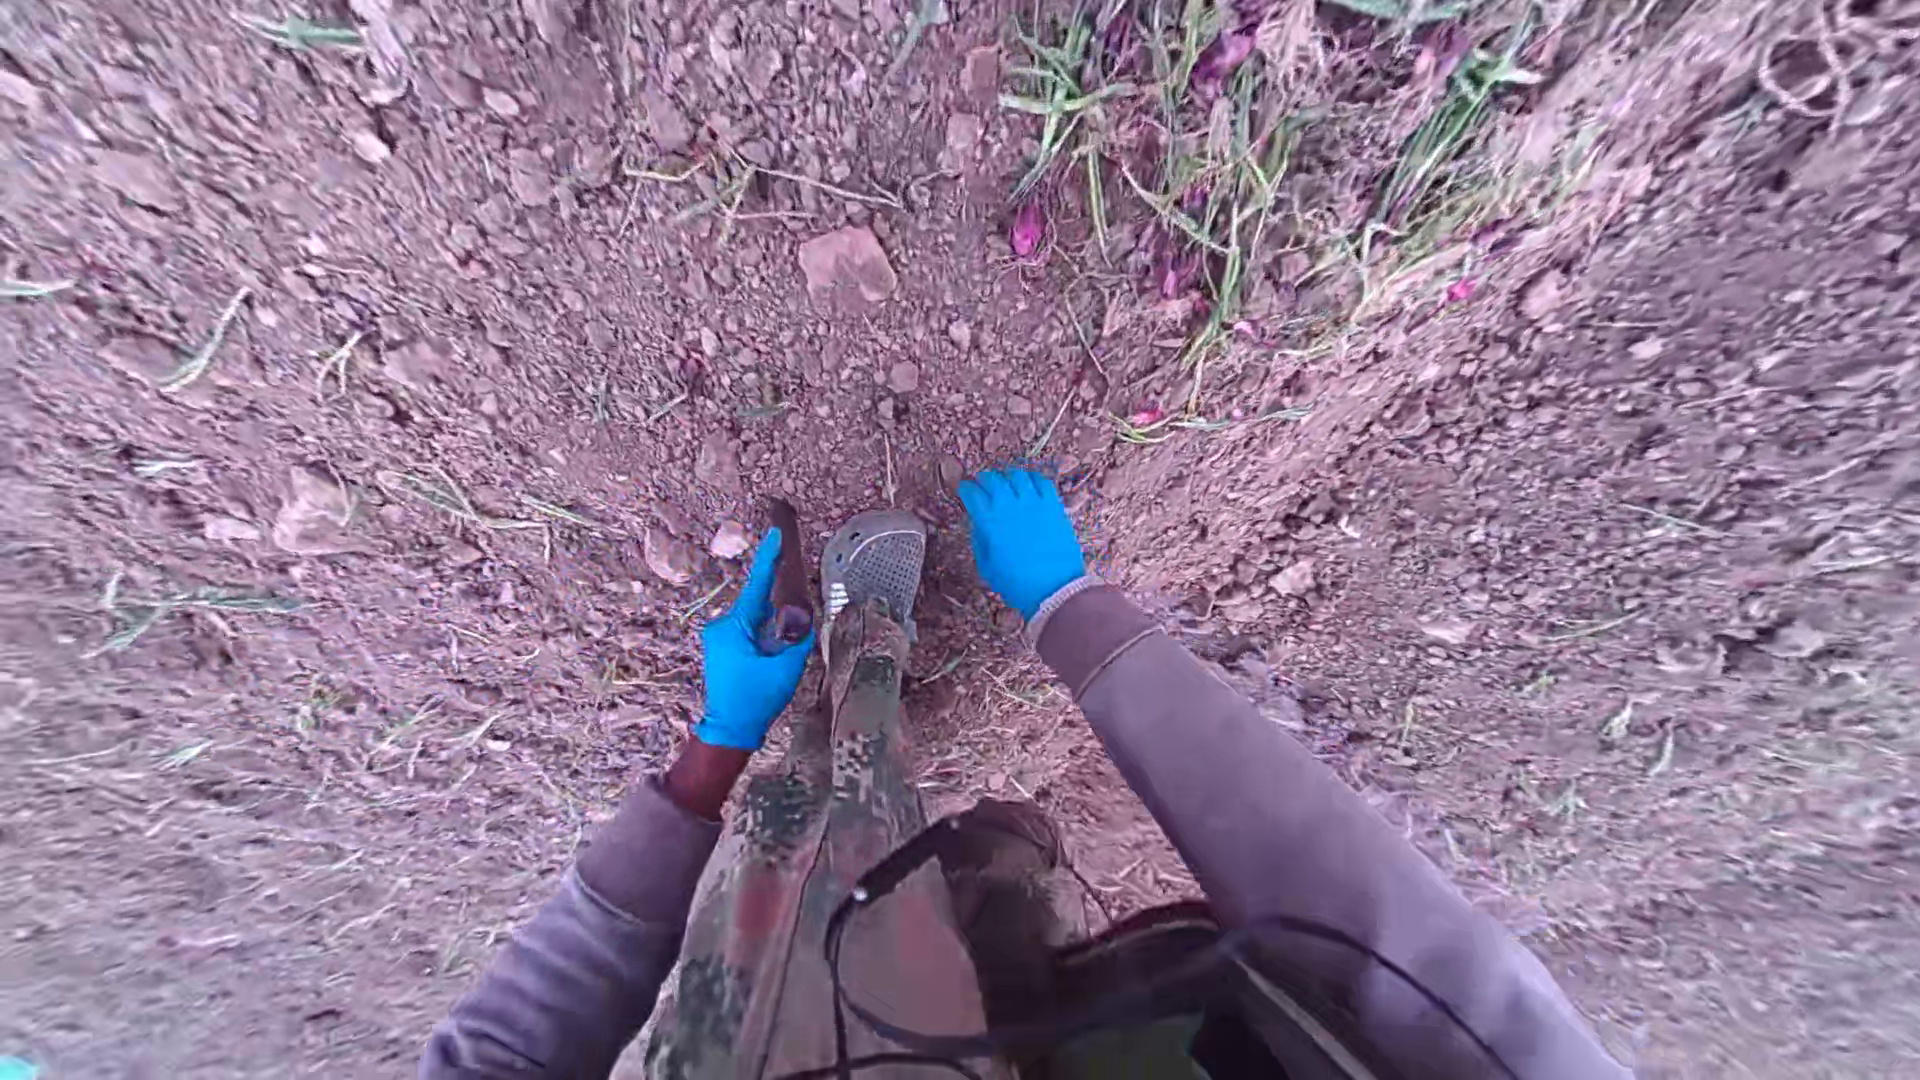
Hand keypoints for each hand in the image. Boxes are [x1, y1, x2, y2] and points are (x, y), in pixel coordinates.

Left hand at [694, 528, 814, 749]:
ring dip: (771, 617)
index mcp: (735, 626)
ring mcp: (719, 635)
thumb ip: (800, 637)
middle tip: (795, 589)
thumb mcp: (787, 666)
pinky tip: (775, 640)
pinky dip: (763, 627)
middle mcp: (722, 625)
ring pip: (753, 614)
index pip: (757, 584)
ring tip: (786, 630)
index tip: (776, 533)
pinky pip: (747, 626)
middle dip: (777, 596)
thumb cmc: (756, 698)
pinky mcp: (722, 645)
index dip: (769, 557)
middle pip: (756, 599)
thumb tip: (806, 617)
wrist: (730, 729)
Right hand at [956, 467, 1086, 619]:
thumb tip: (978, 523)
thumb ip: (980, 541)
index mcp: (989, 522)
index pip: (972, 493)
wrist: (1054, 589)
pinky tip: (1029, 486)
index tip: (965, 489)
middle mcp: (1009, 507)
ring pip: (1017, 475)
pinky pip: (1041, 482)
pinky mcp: (1053, 506)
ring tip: (1007, 482)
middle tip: (983, 483)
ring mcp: (1033, 504)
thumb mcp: (987, 567)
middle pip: (993, 479)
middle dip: (984, 479)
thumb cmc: (1018, 583)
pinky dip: (1032, 479)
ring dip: (1008, 476)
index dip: (966, 489)